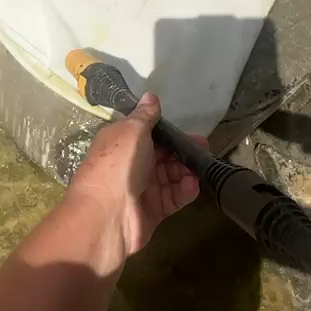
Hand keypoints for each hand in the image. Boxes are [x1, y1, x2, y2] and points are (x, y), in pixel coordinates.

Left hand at [65, 93, 200, 259]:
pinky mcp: (153, 210)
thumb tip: (150, 95)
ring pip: (171, 175)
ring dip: (186, 170)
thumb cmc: (119, 165)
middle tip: (204, 148)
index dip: (168, 132)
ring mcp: (143, 188)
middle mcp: (131, 164)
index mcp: (122, 143)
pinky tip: (192, 185)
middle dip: (183, 151)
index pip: (149, 134)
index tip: (188, 131)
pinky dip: (184, 190)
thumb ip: (145, 116)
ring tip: (200, 168)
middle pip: (163, 155)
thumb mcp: (132, 131)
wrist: (106, 215)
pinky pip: (174, 197)